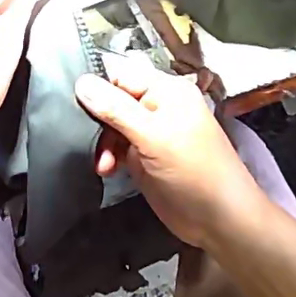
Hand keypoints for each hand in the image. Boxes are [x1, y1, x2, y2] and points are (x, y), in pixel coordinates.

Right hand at [73, 57, 268, 247]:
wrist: (222, 222)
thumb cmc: (194, 173)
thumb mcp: (153, 137)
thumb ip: (115, 108)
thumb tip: (80, 82)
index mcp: (165, 90)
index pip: (119, 74)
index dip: (96, 87)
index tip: (74, 105)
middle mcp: (156, 105)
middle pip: (111, 98)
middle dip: (96, 119)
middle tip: (88, 139)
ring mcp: (149, 131)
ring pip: (109, 124)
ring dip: (101, 142)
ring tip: (103, 163)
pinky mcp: (143, 154)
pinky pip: (115, 145)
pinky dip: (107, 155)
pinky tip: (107, 169)